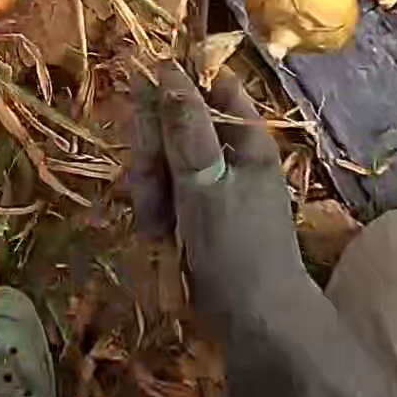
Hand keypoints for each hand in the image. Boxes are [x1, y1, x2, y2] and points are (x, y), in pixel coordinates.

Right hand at [133, 64, 310, 324]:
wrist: (254, 328)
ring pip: (163, 159)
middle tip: (147, 177)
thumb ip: (184, 125)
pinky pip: (163, 192)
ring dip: (149, 185)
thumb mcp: (207, 180)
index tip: (141, 92)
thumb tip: (168, 68)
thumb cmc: (238, 247)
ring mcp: (210, 183)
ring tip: (155, 221)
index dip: (177, 84)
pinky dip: (154, 210)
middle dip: (154, 148)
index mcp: (245, 135)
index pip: (210, 86)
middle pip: (176, 123)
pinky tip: (156, 233)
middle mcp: (228, 153)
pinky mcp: (194, 212)